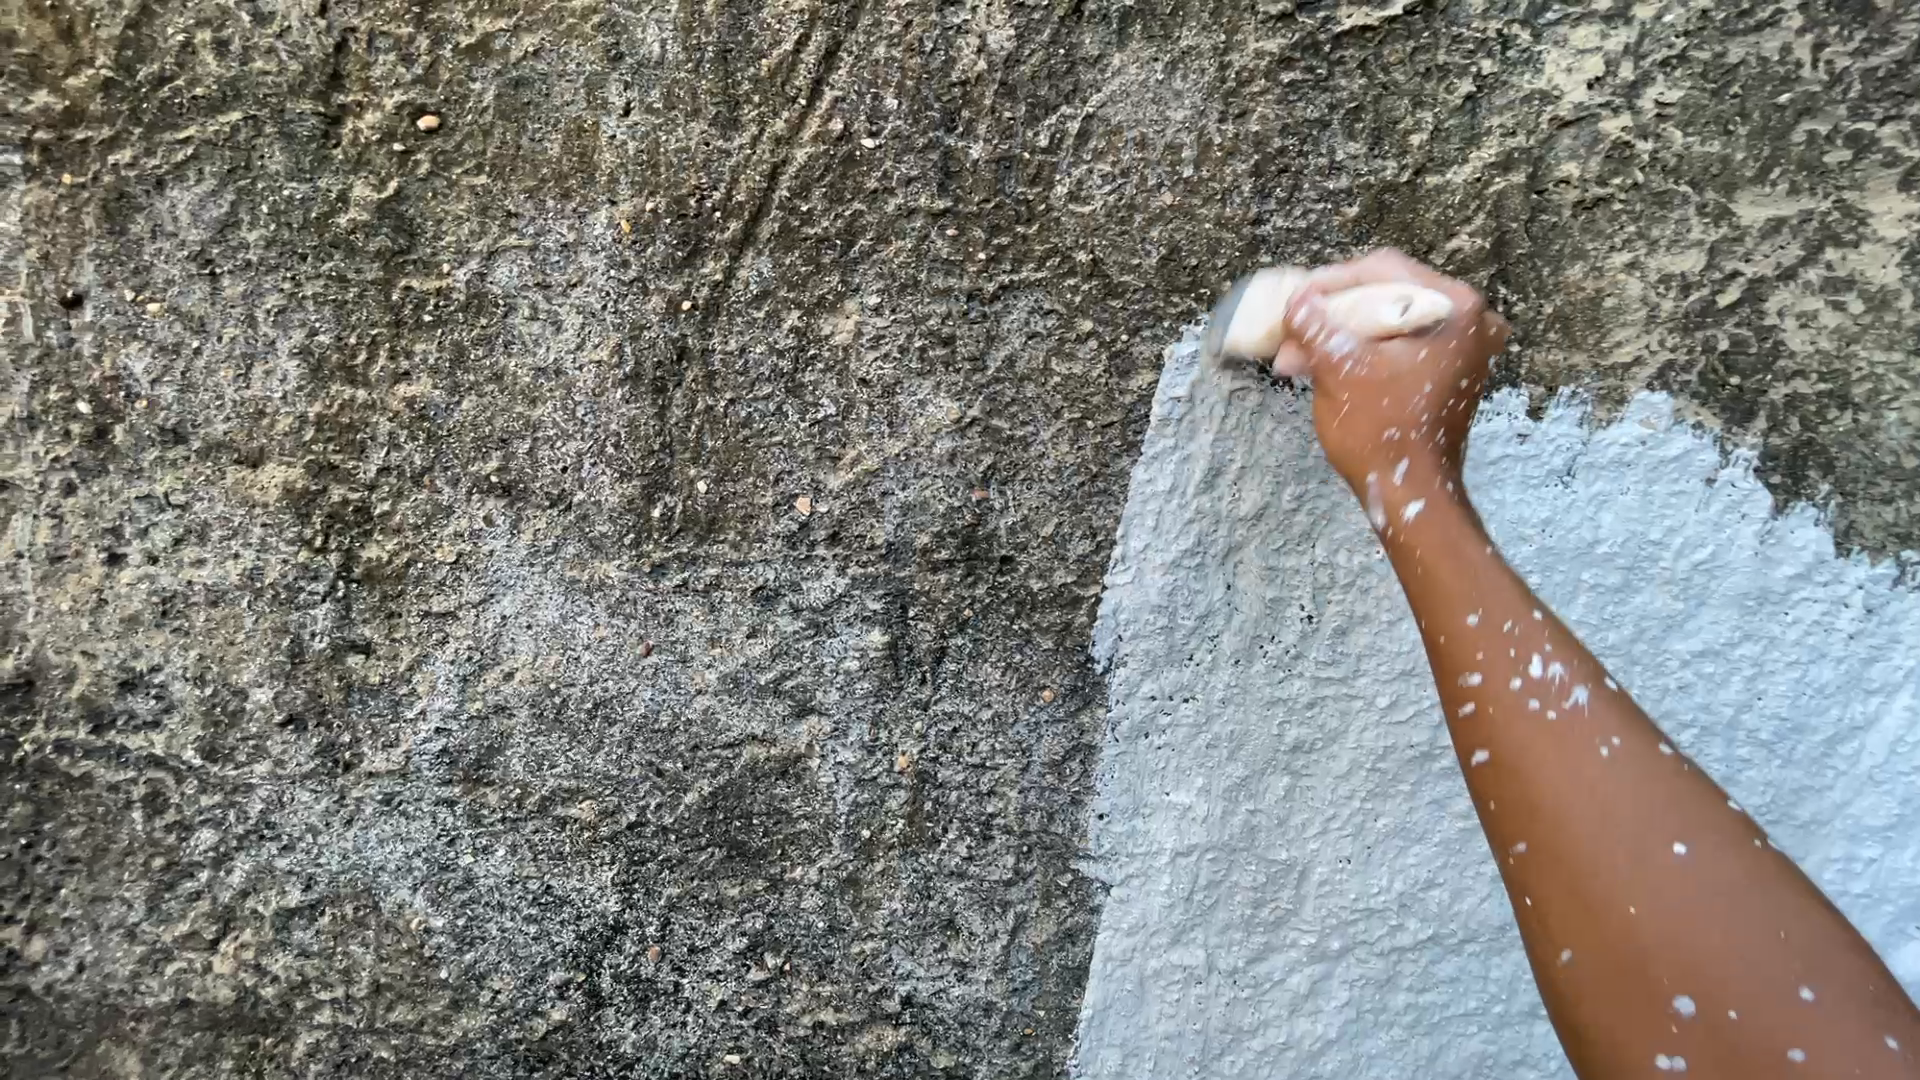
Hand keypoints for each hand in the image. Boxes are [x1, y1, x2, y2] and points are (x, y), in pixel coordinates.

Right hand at [1273, 251, 1509, 507]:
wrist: (1409, 490)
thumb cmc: (1380, 430)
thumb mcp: (1339, 370)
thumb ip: (1316, 326)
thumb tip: (1297, 300)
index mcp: (1453, 308)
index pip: (1382, 270)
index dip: (1330, 282)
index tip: (1293, 301)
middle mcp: (1469, 320)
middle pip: (1384, 295)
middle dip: (1331, 315)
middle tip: (1291, 332)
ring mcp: (1462, 348)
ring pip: (1387, 322)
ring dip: (1339, 336)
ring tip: (1296, 356)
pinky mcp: (1448, 372)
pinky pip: (1397, 345)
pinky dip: (1360, 352)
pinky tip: (1322, 366)